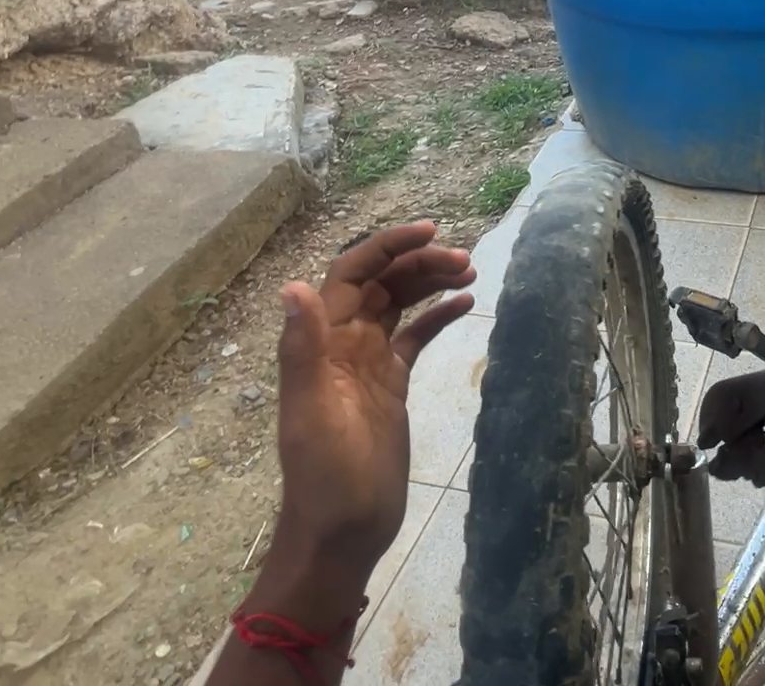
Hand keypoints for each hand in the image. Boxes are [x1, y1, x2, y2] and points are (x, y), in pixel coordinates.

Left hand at [214, 224, 474, 684]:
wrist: (343, 533)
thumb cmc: (328, 477)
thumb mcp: (313, 413)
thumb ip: (304, 351)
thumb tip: (294, 287)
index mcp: (322, 345)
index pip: (351, 275)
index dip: (386, 246)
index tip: (430, 231)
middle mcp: (344, 345)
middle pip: (381, 283)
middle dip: (419, 261)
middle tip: (465, 259)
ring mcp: (370, 363)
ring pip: (400, 303)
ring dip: (431, 281)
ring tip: (470, 270)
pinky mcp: (393, 383)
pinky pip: (417, 335)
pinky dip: (439, 315)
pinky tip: (467, 304)